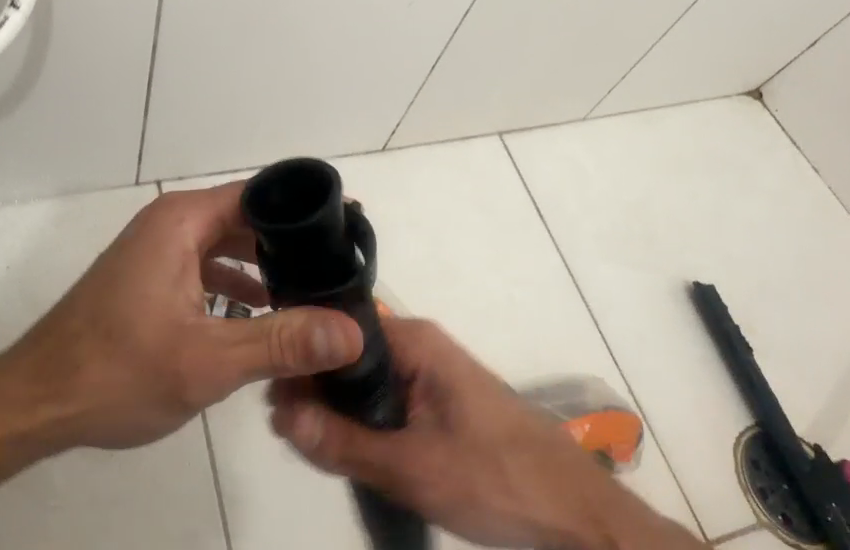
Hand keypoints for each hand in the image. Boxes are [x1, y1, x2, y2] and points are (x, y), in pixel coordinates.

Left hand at [0, 183, 366, 451]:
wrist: (37, 402)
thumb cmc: (118, 371)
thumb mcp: (208, 361)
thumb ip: (282, 342)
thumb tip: (351, 330)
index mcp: (182, 221)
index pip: (260, 194)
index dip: (306, 212)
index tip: (353, 232)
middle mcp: (169, 224)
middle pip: (245, 219)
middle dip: (291, 244)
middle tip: (342, 271)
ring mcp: (155, 252)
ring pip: (225, 246)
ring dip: (264, 268)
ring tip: (314, 295)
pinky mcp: (148, 280)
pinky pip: (204, 268)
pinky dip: (235, 285)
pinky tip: (262, 316)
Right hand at [271, 319, 700, 549]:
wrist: (579, 519)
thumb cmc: (498, 479)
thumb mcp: (413, 467)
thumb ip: (342, 442)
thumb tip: (278, 413)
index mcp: (414, 341)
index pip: (336, 329)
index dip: (300, 358)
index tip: (270, 395)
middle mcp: (420, 348)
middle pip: (347, 356)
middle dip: (315, 391)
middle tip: (287, 433)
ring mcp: (432, 379)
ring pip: (365, 386)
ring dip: (338, 414)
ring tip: (308, 446)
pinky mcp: (440, 409)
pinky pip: (386, 406)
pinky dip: (364, 427)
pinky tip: (347, 455)